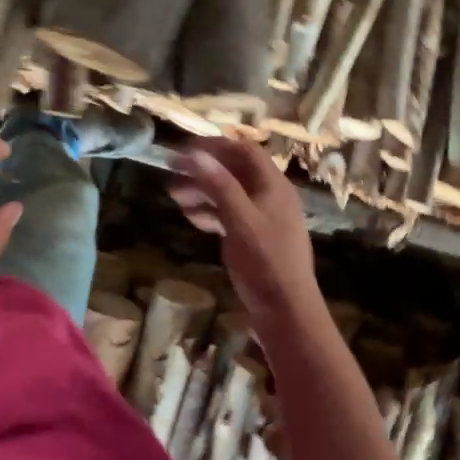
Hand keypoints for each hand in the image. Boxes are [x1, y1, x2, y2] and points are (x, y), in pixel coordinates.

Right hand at [168, 138, 321, 330]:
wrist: (287, 313)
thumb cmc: (266, 262)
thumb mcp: (240, 221)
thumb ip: (219, 186)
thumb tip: (195, 154)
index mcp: (274, 186)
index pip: (244, 151)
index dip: (215, 146)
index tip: (185, 151)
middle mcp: (270, 196)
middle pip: (234, 172)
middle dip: (203, 171)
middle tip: (172, 174)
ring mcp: (263, 218)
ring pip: (229, 194)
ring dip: (203, 192)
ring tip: (175, 198)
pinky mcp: (255, 238)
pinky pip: (230, 215)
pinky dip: (210, 212)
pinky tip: (192, 219)